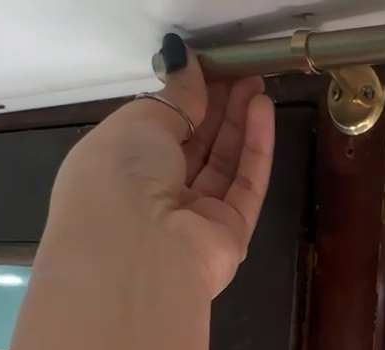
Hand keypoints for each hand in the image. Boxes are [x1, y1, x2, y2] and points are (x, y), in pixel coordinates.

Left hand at [48, 38, 275, 296]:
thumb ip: (174, 97)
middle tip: (241, 71)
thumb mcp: (139, 121)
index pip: (160, 126)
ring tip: (257, 84)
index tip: (209, 66)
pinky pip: (246, 185)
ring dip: (240, 123)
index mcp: (122, 164)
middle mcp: (159, 192)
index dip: (186, 96)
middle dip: (219, 106)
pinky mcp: (232, 232)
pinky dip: (256, 150)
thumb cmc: (121, 178)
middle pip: (196, 144)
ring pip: (224, 163)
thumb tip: (186, 61)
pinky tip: (263, 113)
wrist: (142, 252)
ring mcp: (198, 216)